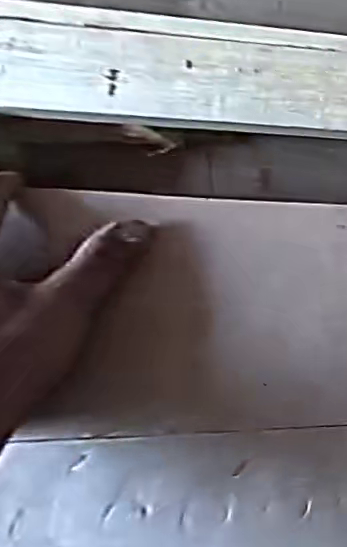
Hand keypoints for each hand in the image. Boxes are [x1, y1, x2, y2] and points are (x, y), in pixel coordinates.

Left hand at [0, 174, 151, 438]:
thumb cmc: (0, 366)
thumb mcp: (64, 310)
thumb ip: (97, 266)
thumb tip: (133, 230)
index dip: (3, 191)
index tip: (14, 180)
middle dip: (3, 230)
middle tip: (13, 218)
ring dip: (8, 266)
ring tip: (17, 262)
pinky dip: (9, 295)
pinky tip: (16, 303)